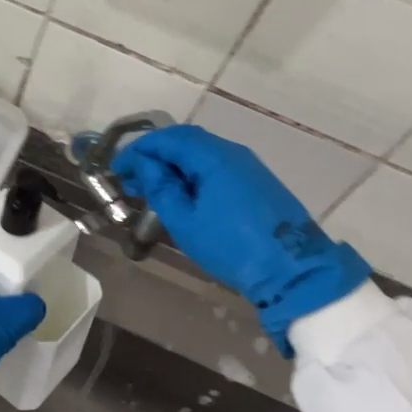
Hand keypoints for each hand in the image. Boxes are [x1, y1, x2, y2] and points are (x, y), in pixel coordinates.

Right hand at [112, 125, 370, 356]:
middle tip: (131, 180)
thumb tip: (144, 165)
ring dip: (175, 167)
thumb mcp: (186, 221)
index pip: (168, 138)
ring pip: (203, 155)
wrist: (294, 272)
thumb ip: (161, 188)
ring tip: (153, 190)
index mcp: (214, 156)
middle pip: (186, 142)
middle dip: (155, 157)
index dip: (139, 150)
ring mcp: (249, 167)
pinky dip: (194, 175)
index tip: (118, 169)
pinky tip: (184, 195)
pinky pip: (217, 168)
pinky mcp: (258, 183)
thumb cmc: (232, 247)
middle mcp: (233, 152)